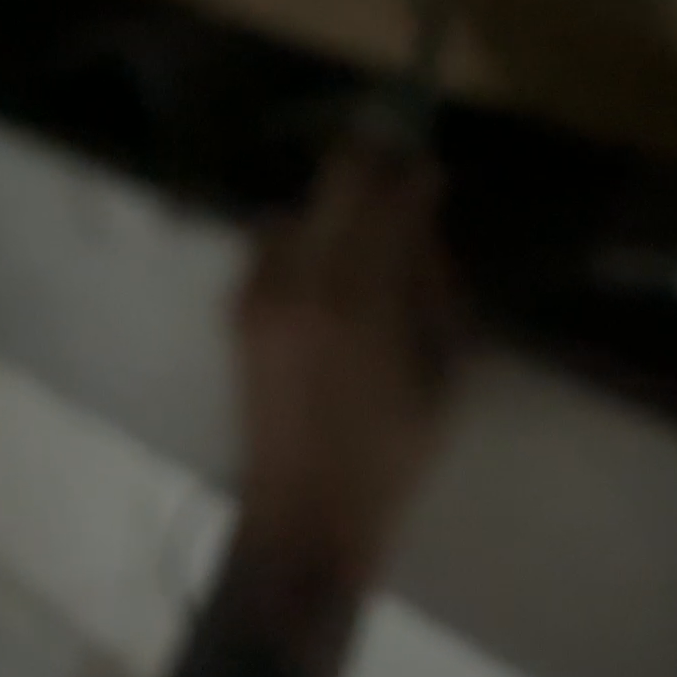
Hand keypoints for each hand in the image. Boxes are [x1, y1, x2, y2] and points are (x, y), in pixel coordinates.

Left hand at [233, 141, 460, 588]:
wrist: (303, 512)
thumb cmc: (388, 454)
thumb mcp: (439, 373)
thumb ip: (431, 290)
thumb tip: (422, 231)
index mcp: (365, 302)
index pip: (393, 203)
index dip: (416, 176)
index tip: (430, 170)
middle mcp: (306, 279)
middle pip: (339, 180)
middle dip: (374, 164)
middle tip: (397, 169)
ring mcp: (262, 290)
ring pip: (302, 207)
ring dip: (335, 207)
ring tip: (360, 233)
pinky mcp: (238, 308)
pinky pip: (270, 242)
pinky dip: (302, 237)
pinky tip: (322, 265)